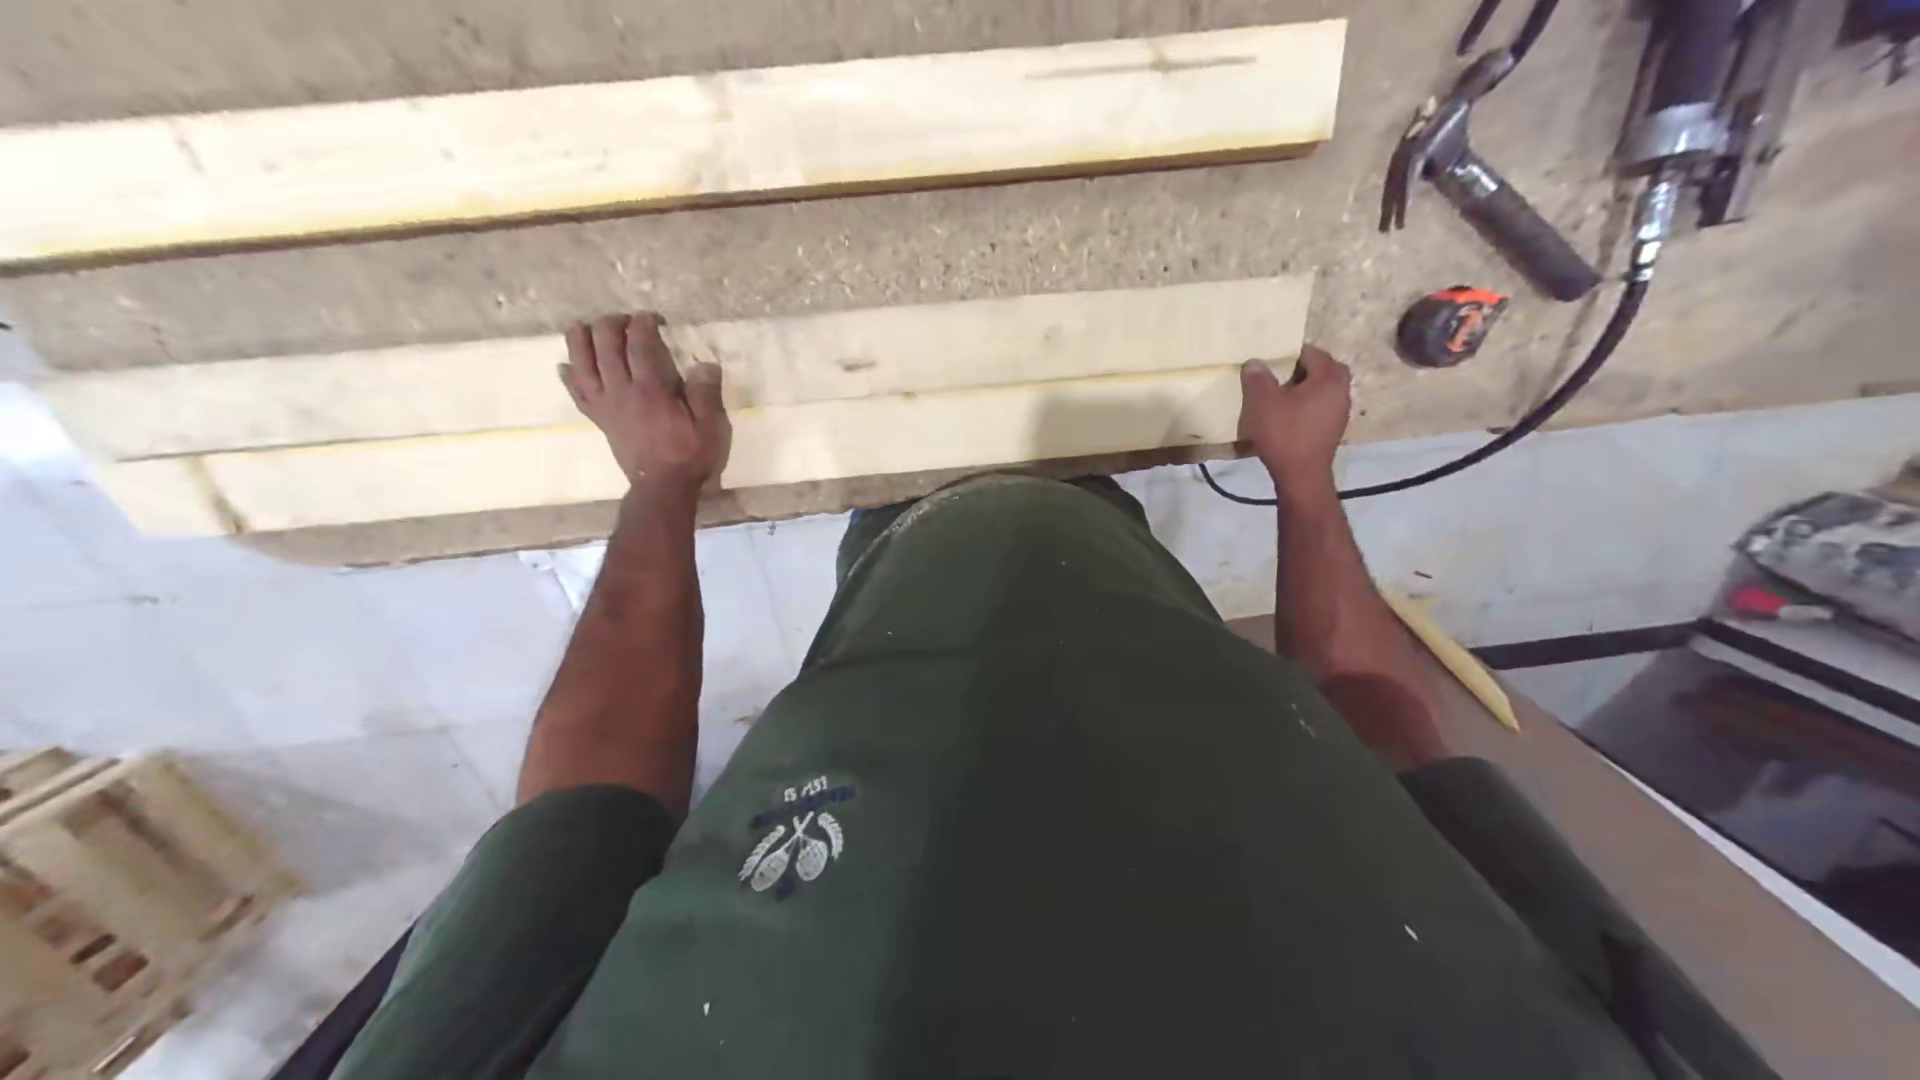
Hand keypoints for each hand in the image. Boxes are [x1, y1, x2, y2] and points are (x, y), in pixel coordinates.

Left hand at [561, 312, 729, 496]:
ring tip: (586, 327)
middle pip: (606, 346)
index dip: (644, 324)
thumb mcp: (710, 425)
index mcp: (652, 390)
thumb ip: (706, 393)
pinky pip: (577, 393)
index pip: (641, 345)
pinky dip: (568, 377)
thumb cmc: (690, 456)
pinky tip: (565, 366)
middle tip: (625, 320)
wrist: (663, 487)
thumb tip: (704, 364)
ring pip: (582, 363)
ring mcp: (606, 405)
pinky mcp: (599, 419)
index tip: (652, 317)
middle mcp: (622, 391)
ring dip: (581, 340)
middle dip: (612, 324)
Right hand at [1237, 344, 1350, 495]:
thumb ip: (1258, 378)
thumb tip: (1256, 363)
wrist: (1301, 474)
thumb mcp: (1262, 402)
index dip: (1291, 354)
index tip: (1272, 362)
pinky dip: (1307, 407)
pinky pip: (1321, 408)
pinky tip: (1289, 418)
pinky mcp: (1333, 430)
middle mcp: (1342, 391)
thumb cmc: (1284, 433)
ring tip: (1281, 398)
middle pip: (1324, 370)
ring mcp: (1341, 412)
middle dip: (1302, 370)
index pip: (1313, 353)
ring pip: (1323, 390)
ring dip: (1305, 390)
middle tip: (1279, 377)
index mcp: (1329, 378)